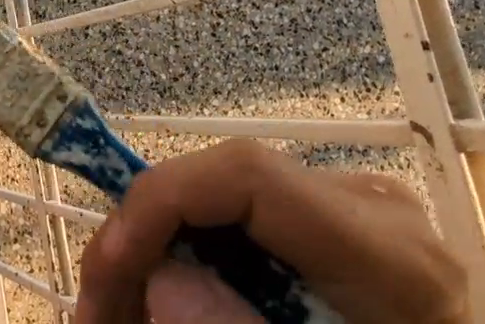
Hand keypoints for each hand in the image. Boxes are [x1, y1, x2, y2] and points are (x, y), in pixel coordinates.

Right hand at [76, 140, 466, 323]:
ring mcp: (353, 214)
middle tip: (94, 310)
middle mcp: (370, 212)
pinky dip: (191, 263)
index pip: (248, 176)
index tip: (109, 265)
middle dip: (142, 241)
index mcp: (390, 256)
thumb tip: (160, 282)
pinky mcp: (337, 231)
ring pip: (216, 205)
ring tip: (116, 315)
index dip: (163, 200)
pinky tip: (164, 304)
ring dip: (155, 257)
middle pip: (217, 187)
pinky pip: (239, 227)